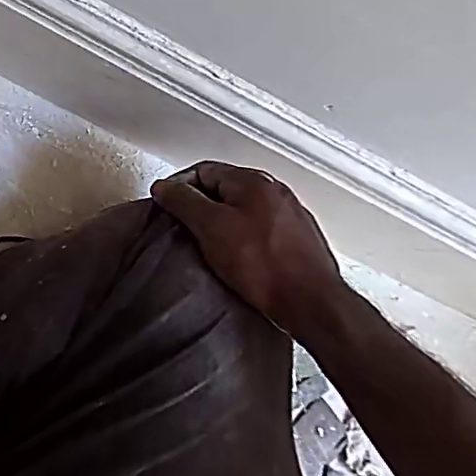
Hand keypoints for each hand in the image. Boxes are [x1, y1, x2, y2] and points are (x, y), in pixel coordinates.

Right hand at [150, 161, 352, 338]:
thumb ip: (181, 200)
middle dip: (200, 206)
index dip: (178, 187)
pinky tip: (236, 256)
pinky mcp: (299, 240)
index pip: (201, 170)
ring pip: (240, 209)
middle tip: (187, 227)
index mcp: (254, 181)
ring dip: (221, 223)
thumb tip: (164, 187)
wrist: (312, 305)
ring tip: (210, 245)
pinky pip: (258, 228)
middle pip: (222, 188)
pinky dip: (242, 238)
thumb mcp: (207, 225)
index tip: (168, 207)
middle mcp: (277, 192)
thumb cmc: (261, 264)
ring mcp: (291, 216)